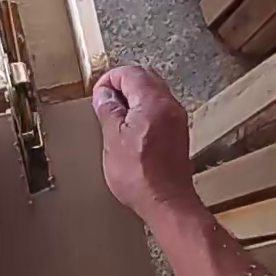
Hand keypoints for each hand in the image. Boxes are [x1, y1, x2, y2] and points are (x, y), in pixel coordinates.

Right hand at [92, 65, 198, 223]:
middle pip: (146, 79)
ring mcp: (177, 121)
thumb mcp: (112, 140)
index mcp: (153, 102)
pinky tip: (129, 131)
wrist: (164, 202)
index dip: (110, 79)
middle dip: (122, 85)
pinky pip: (159, 112)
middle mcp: (170, 106)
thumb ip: (108, 111)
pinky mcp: (177, 135)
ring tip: (114, 117)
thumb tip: (103, 95)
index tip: (97, 93)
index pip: (131, 73)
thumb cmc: (140, 176)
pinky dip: (143, 112)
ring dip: (132, 99)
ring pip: (154, 95)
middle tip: (104, 101)